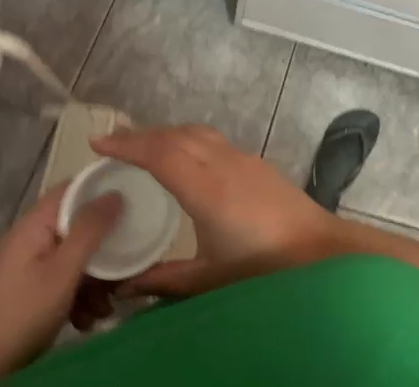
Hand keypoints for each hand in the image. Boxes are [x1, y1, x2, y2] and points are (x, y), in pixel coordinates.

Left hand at [0, 182, 122, 386]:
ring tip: (104, 308)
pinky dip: (75, 296)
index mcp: (34, 225)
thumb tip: (115, 192)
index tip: (133, 201)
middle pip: (76, 227)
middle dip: (103, 250)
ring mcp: (24, 266)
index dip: (103, 190)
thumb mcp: (62, 273)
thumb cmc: (21, 316)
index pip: (73, 188)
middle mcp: (28, 239)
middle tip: (123, 272)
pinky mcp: (23, 292)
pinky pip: (58, 281)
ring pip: (71, 258)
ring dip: (93, 280)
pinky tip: (85, 320)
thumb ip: (89, 231)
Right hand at [91, 124, 345, 299]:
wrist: (320, 251)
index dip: (128, 145)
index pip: (160, 153)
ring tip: (143, 147)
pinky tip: (184, 158)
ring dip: (167, 134)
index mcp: (206, 188)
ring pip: (198, 133)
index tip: (98, 142)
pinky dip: (189, 140)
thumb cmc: (264, 267)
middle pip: (177, 135)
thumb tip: (124, 286)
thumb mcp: (209, 279)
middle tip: (112, 143)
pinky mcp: (258, 163)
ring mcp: (244, 159)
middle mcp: (224, 163)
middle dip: (142, 135)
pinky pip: (214, 140)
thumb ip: (165, 279)